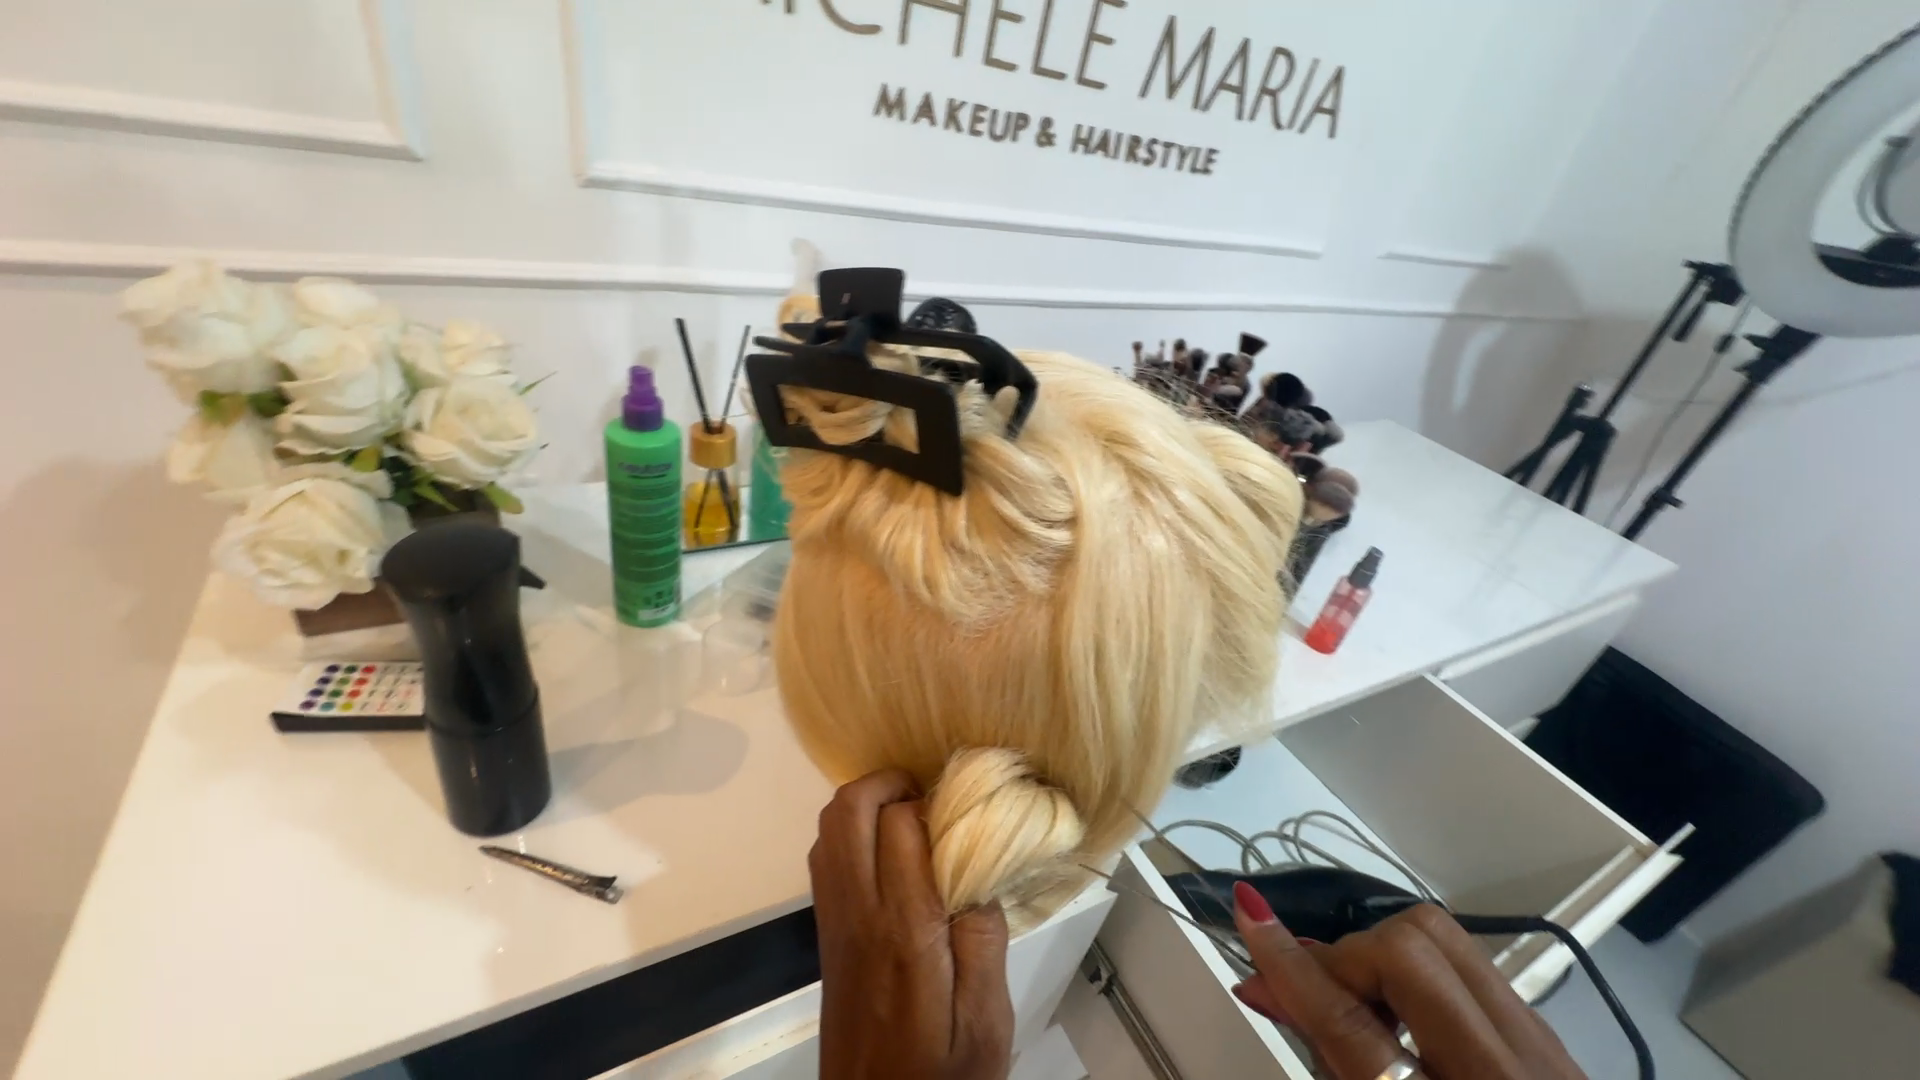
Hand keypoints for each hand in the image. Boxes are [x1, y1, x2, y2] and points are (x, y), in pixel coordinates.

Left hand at [812, 770, 1014, 1079]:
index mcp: (904, 929)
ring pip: (829, 827)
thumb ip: (985, 939)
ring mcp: (833, 920)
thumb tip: (978, 870)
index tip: (964, 816)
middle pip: (848, 810)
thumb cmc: (940, 1074)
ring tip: (912, 821)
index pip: (901, 825)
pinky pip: (825, 857)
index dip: (933, 804)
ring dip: (866, 805)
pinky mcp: (825, 932)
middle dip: (888, 784)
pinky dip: (850, 833)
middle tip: (929, 799)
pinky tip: (888, 855)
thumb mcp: (985, 1021)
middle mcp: (858, 912)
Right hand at [1230, 884, 1586, 1079]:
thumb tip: (1265, 984)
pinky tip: (1399, 1006)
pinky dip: (1415, 965)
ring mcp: (1542, 1051)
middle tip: (1323, 993)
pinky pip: (1465, 959)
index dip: (1290, 966)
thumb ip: (1325, 1053)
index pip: (1351, 1025)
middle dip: (1347, 957)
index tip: (1247, 908)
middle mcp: (1508, 1076)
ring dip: (1379, 953)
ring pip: (1440, 937)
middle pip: (1407, 951)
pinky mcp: (1546, 1033)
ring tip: (1362, 999)